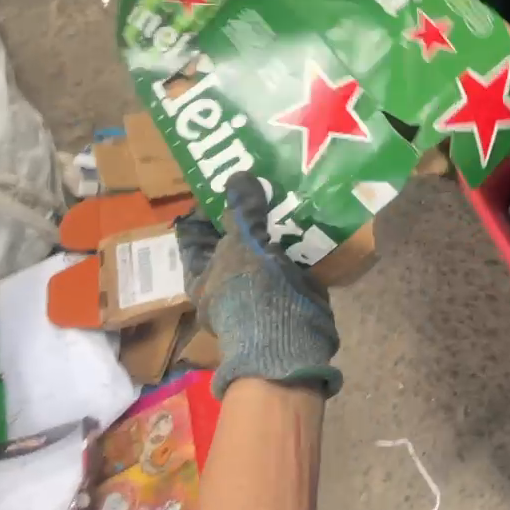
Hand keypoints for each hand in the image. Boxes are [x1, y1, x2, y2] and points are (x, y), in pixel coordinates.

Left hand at [178, 174, 341, 397]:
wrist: (288, 335)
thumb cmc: (249, 293)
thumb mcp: (241, 246)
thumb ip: (243, 211)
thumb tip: (238, 174)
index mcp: (202, 274)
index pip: (194, 235)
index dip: (204, 209)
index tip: (222, 180)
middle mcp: (227, 278)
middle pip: (233, 238)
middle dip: (247, 211)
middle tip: (263, 178)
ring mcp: (259, 283)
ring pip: (265, 245)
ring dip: (278, 223)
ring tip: (292, 189)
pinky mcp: (290, 286)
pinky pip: (294, 254)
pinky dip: (302, 238)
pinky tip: (315, 215)